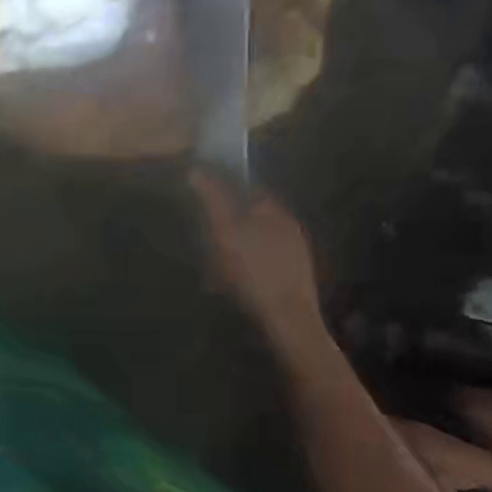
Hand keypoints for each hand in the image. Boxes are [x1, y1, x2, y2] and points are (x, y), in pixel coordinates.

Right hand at [191, 171, 326, 352]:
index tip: (202, 189)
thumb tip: (196, 170)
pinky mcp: (292, 278)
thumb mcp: (224, 230)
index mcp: (278, 215)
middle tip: (202, 222)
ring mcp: (295, 256)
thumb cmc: (252, 269)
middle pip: (254, 213)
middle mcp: (291, 231)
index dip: (226, 185)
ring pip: (258, 237)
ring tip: (210, 251)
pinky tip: (228, 272)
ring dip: (235, 239)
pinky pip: (262, 257)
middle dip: (228, 215)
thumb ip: (212, 199)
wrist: (287, 321)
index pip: (251, 188)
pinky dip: (244, 258)